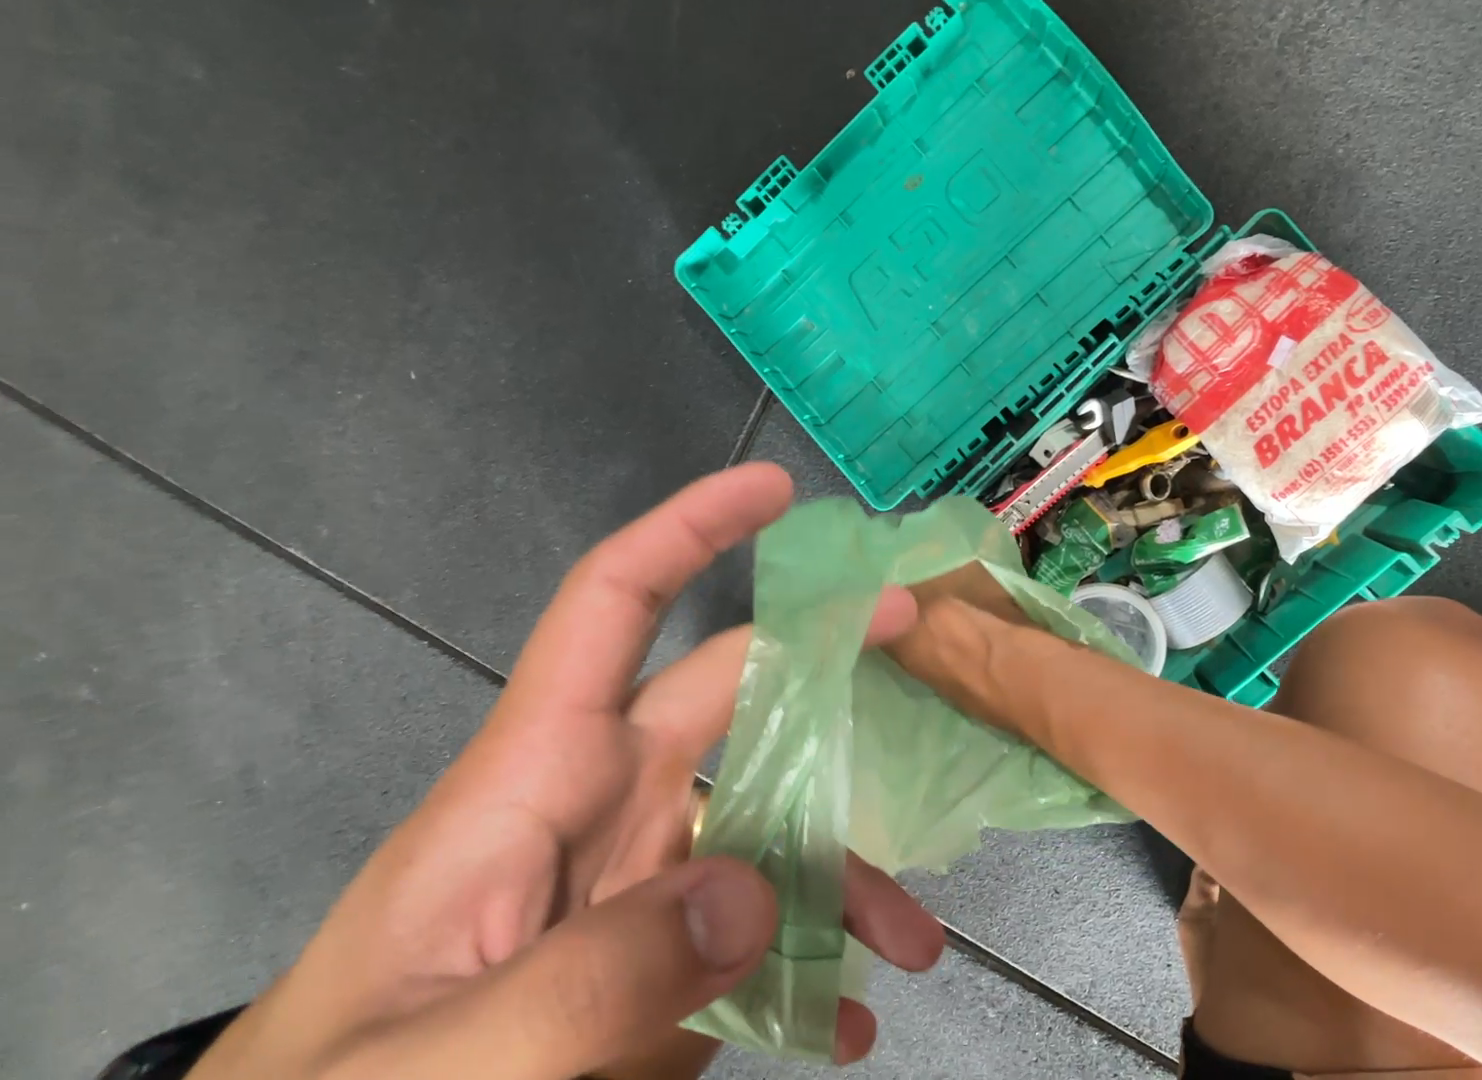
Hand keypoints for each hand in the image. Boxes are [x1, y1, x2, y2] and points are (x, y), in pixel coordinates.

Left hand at [186, 464, 944, 1079]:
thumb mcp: (436, 1064)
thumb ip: (586, 982)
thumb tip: (750, 897)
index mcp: (532, 779)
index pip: (611, 609)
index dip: (689, 532)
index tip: (775, 493)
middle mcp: (597, 808)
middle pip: (728, 701)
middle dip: (827, 667)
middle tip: (923, 647)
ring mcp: (632, 884)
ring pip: (764, 833)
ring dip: (843, 880)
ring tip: (910, 947)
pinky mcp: (652, 960)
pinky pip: (750, 938)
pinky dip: (806, 970)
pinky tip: (840, 1021)